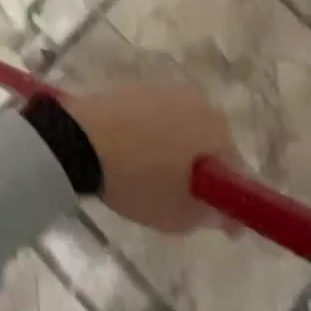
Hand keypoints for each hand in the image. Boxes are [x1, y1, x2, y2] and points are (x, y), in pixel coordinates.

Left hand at [62, 84, 240, 234]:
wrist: (76, 138)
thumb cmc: (138, 178)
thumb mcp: (180, 215)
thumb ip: (209, 216)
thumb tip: (220, 212)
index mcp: (215, 128)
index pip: (234, 169)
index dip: (228, 199)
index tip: (220, 223)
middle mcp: (194, 100)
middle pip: (207, 143)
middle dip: (200, 170)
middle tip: (183, 198)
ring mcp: (159, 89)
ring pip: (177, 129)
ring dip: (172, 151)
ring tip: (150, 179)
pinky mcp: (128, 87)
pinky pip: (149, 119)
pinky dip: (146, 137)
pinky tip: (128, 156)